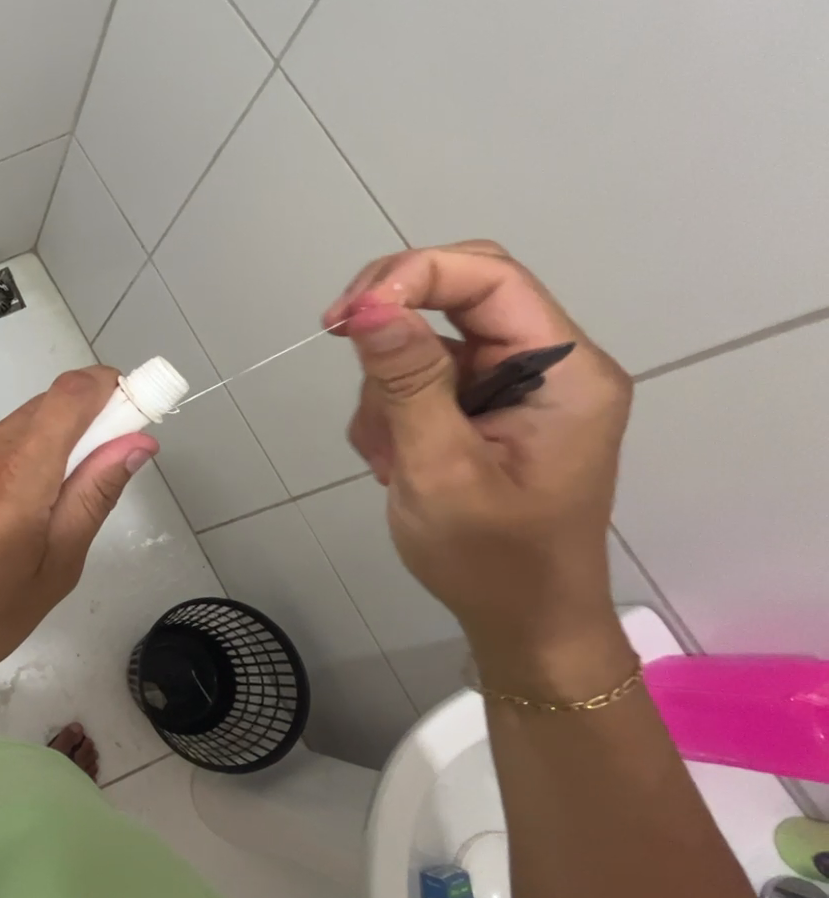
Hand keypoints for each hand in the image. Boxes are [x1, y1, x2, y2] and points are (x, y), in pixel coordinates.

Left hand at [0, 367, 157, 748]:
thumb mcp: (53, 570)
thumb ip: (93, 496)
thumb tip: (136, 442)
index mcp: (11, 477)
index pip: (69, 396)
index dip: (106, 389)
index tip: (128, 410)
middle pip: (38, 413)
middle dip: (74, 431)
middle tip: (85, 481)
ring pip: (1, 435)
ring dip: (28, 456)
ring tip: (19, 523)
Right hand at [323, 242, 634, 688]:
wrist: (519, 621)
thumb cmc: (491, 559)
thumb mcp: (439, 469)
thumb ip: (407, 383)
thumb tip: (366, 308)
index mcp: (565, 373)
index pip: (489, 278)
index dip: (411, 276)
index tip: (342, 318)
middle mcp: (547, 365)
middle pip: (460, 291)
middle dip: (390, 313)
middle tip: (333, 337)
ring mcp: (513, 386)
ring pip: (425, 340)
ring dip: (383, 386)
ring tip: (387, 455)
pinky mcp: (482, 408)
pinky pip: (417, 378)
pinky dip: (386, 410)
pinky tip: (393, 460)